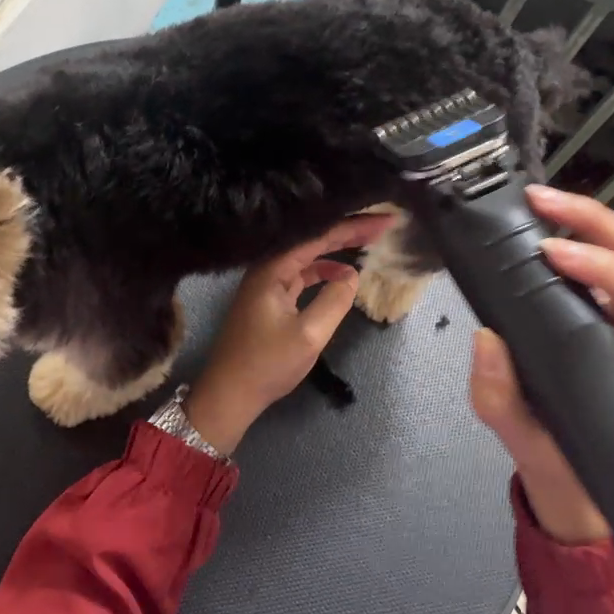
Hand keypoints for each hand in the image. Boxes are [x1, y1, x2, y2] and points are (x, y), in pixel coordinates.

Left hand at [186, 214, 396, 454]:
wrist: (229, 394)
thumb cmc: (267, 364)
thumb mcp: (309, 334)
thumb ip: (334, 300)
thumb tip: (351, 275)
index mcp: (272, 269)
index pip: (317, 236)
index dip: (352, 226)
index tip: (384, 220)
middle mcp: (266, 268)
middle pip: (311, 240)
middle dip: (347, 231)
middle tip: (382, 224)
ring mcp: (265, 283)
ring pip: (306, 256)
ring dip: (335, 249)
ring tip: (367, 243)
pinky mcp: (267, 298)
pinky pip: (299, 273)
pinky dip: (321, 270)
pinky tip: (341, 275)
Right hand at [469, 186, 613, 543]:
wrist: (583, 493)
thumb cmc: (568, 469)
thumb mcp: (529, 446)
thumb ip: (503, 400)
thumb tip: (486, 339)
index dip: (607, 270)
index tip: (552, 253)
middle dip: (598, 223)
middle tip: (540, 200)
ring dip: (590, 220)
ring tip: (538, 201)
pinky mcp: (606, 318)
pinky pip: (607, 267)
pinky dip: (579, 235)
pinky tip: (543, 224)